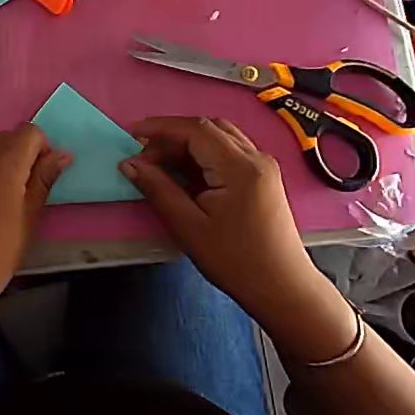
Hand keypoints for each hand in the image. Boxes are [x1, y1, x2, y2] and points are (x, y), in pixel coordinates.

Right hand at [120, 117, 350, 353]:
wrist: (282, 287)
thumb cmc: (235, 261)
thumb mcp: (189, 226)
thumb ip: (159, 189)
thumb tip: (132, 164)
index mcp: (240, 166)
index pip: (196, 129)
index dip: (161, 127)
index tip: (132, 135)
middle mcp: (255, 157)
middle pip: (209, 128)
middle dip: (173, 135)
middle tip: (144, 155)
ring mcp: (263, 166)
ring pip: (220, 138)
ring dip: (188, 143)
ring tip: (160, 162)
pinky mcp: (263, 178)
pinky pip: (230, 152)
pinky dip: (203, 154)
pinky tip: (185, 173)